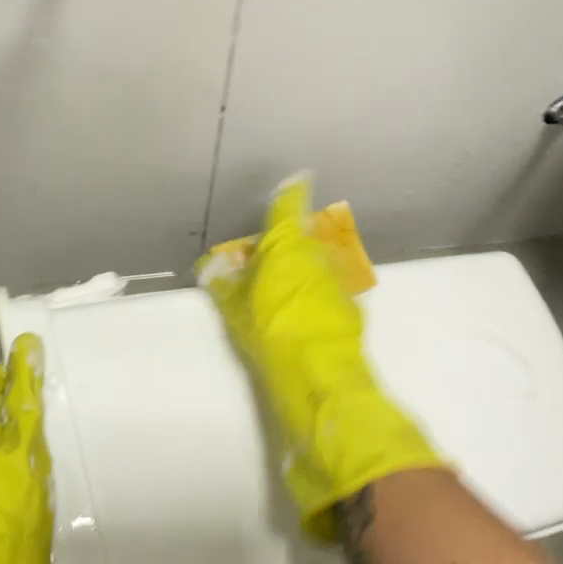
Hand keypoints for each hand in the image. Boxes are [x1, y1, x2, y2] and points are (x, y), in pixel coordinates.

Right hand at [198, 175, 443, 539]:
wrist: (321, 382)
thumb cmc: (271, 337)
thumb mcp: (237, 313)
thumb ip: (225, 287)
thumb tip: (212, 269)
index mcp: (288, 250)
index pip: (289, 209)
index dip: (290, 194)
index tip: (295, 180)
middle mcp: (318, 259)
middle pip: (305, 237)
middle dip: (289, 239)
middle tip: (265, 252)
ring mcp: (338, 284)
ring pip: (318, 264)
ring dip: (303, 267)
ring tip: (281, 285)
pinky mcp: (350, 310)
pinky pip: (327, 291)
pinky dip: (314, 293)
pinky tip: (300, 313)